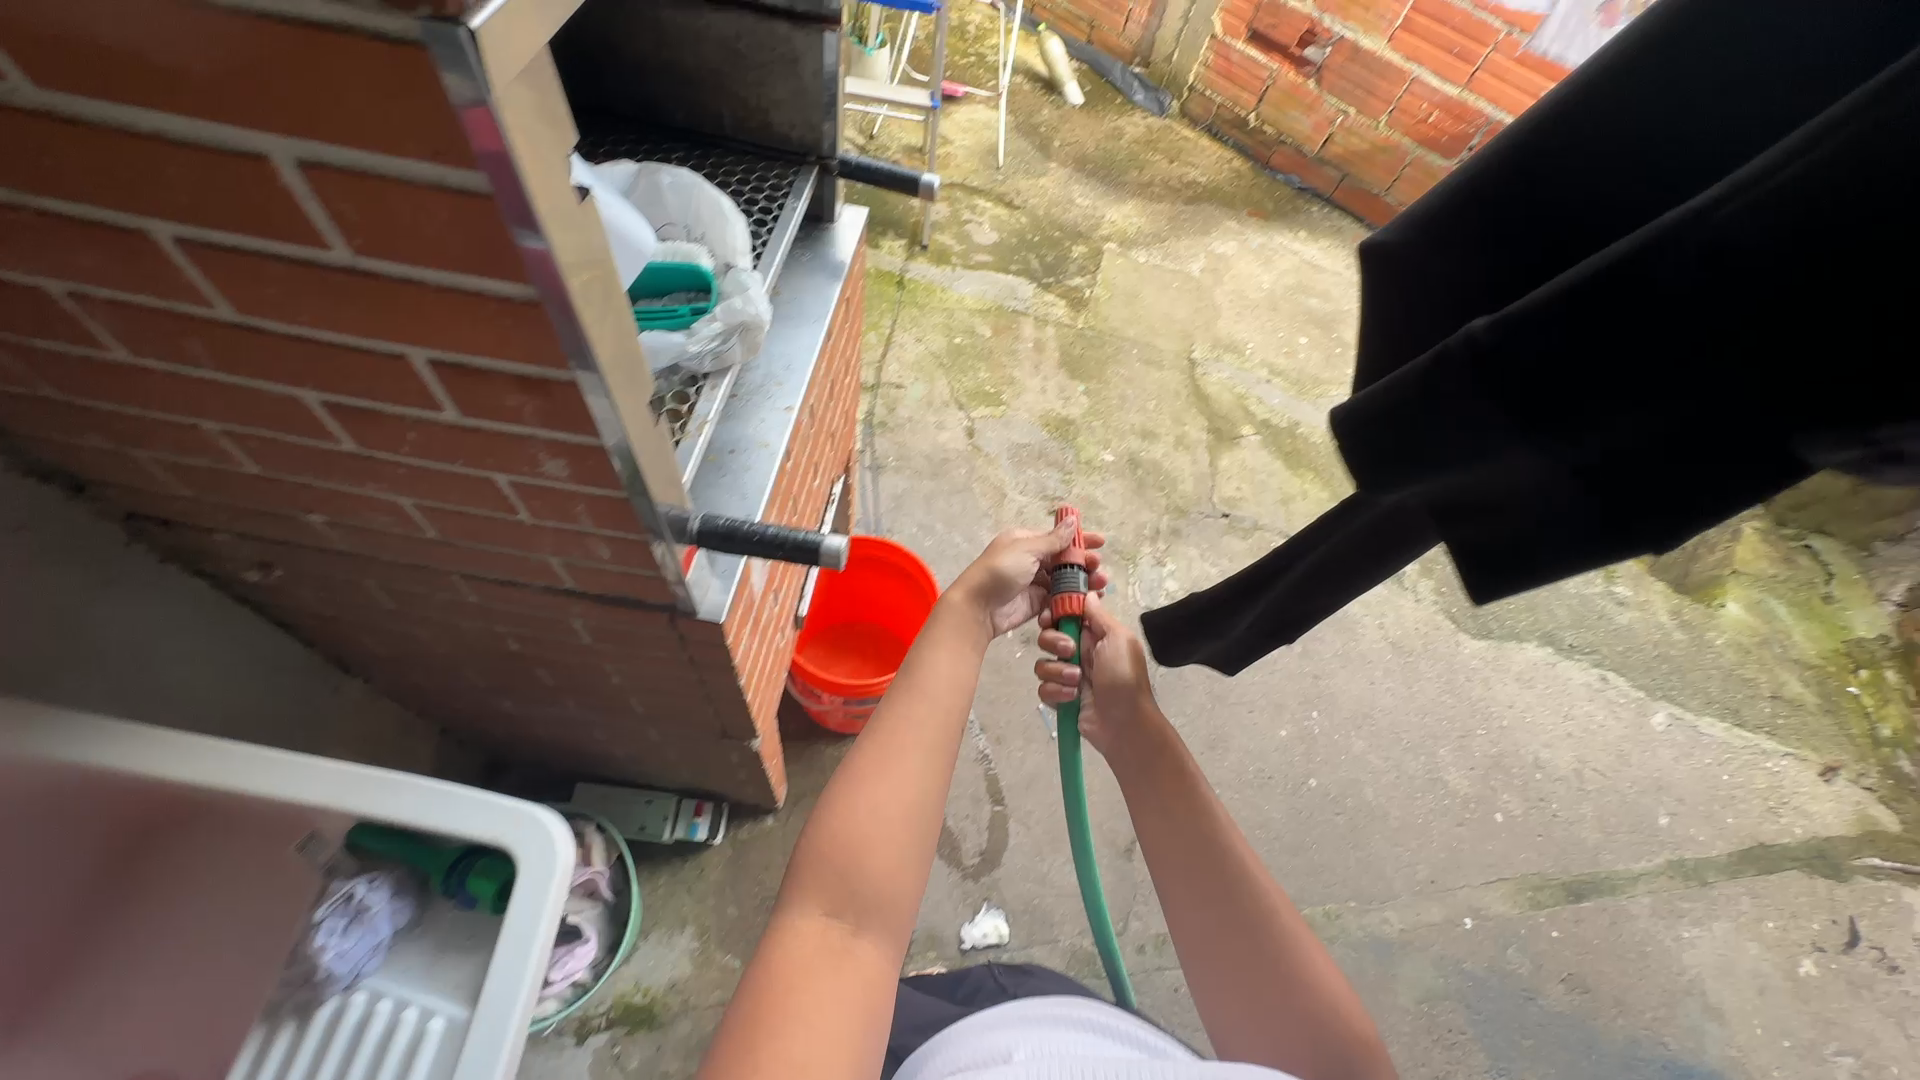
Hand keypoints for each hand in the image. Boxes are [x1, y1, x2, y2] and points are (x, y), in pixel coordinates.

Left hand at [949, 521, 1108, 637]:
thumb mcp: (1026, 550)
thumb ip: (1053, 540)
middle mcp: (1031, 560)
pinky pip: (1058, 599)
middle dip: (1084, 563)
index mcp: (1026, 542)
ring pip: (1064, 581)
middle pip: (1064, 560)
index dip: (1080, 540)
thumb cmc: (999, 571)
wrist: (977, 608)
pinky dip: (1072, 599)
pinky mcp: (1036, 603)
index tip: (1101, 542)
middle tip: (1098, 569)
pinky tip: (1086, 601)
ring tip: (1099, 586)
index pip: (1058, 538)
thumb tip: (1073, 519)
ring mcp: (1034, 583)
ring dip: (1082, 582)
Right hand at [1035, 592, 1161, 758]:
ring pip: (1043, 664)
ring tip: (1077, 683)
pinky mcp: (1061, 697)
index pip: (1064, 616)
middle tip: (1069, 652)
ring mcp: (1068, 675)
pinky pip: (1043, 688)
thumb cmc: (1124, 677)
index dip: (1053, 615)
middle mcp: (1079, 652)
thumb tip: (1088, 594)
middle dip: (1053, 643)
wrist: (1125, 723)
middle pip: (1047, 637)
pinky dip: (1056, 693)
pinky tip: (1072, 698)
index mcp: (1094, 635)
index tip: (1049, 618)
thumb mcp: (1119, 639)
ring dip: (1058, 672)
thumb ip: (1100, 617)